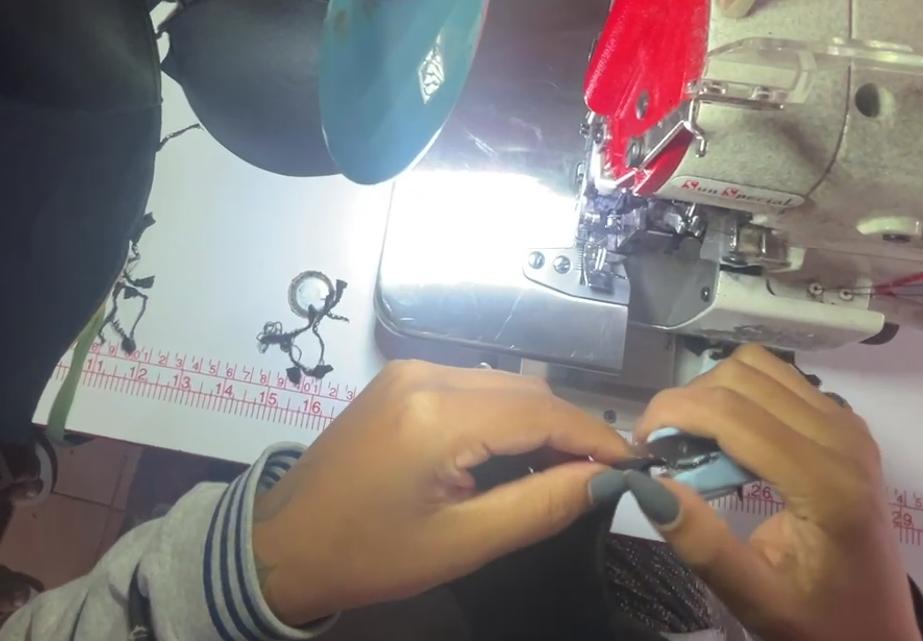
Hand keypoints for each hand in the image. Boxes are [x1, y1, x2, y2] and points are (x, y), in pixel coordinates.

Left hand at [251, 360, 632, 623]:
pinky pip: (471, 383)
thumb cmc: (372, 554)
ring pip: (500, 382)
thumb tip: (605, 479)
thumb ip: (540, 506)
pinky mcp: (401, 376)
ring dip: (535, 419)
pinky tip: (507, 451)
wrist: (287, 542)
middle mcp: (426, 373)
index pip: (540, 411)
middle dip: (567, 428)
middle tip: (597, 476)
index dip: (594, 435)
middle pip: (522, 390)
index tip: (635, 463)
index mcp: (437, 414)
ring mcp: (409, 369)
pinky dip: (501, 411)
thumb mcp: (462, 542)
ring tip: (556, 468)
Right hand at [632, 346, 919, 640]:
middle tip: (662, 445)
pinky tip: (728, 431)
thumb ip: (705, 546)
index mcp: (827, 484)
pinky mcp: (843, 419)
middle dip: (686, 401)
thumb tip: (648, 485)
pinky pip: (776, 376)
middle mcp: (842, 439)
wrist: (882, 635)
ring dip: (711, 389)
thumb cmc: (822, 623)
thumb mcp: (759, 603)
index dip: (673, 413)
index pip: (732, 414)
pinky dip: (738, 389)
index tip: (640, 442)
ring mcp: (847, 423)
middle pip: (740, 379)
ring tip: (692, 435)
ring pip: (756, 365)